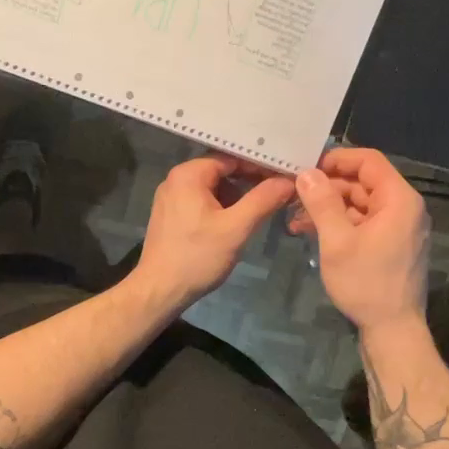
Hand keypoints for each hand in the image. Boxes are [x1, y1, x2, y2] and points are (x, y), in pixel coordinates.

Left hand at [128, 156, 294, 308]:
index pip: (232, 157)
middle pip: (221, 172)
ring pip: (212, 189)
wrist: (159, 291)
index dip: (260, 166)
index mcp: (188, 174)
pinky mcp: (169, 217)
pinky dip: (220, 209)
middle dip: (249, 183)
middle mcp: (175, 180)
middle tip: (278, 194)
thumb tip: (289, 180)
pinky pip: (200, 204)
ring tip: (260, 212)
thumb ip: (263, 200)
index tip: (284, 177)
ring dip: (236, 198)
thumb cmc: (197, 257)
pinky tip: (235, 225)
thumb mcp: (236, 228)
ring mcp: (170, 199)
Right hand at [290, 148, 430, 335]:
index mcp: (399, 200)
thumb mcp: (337, 241)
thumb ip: (322, 203)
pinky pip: (365, 224)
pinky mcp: (393, 246)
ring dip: (330, 208)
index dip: (337, 159)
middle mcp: (405, 208)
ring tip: (296, 219)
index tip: (307, 167)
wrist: (393, 328)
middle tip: (294, 196)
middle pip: (364, 183)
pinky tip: (314, 233)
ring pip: (361, 206)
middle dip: (328, 188)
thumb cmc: (366, 283)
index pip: (369, 162)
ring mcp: (400, 228)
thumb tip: (306, 173)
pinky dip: (341, 225)